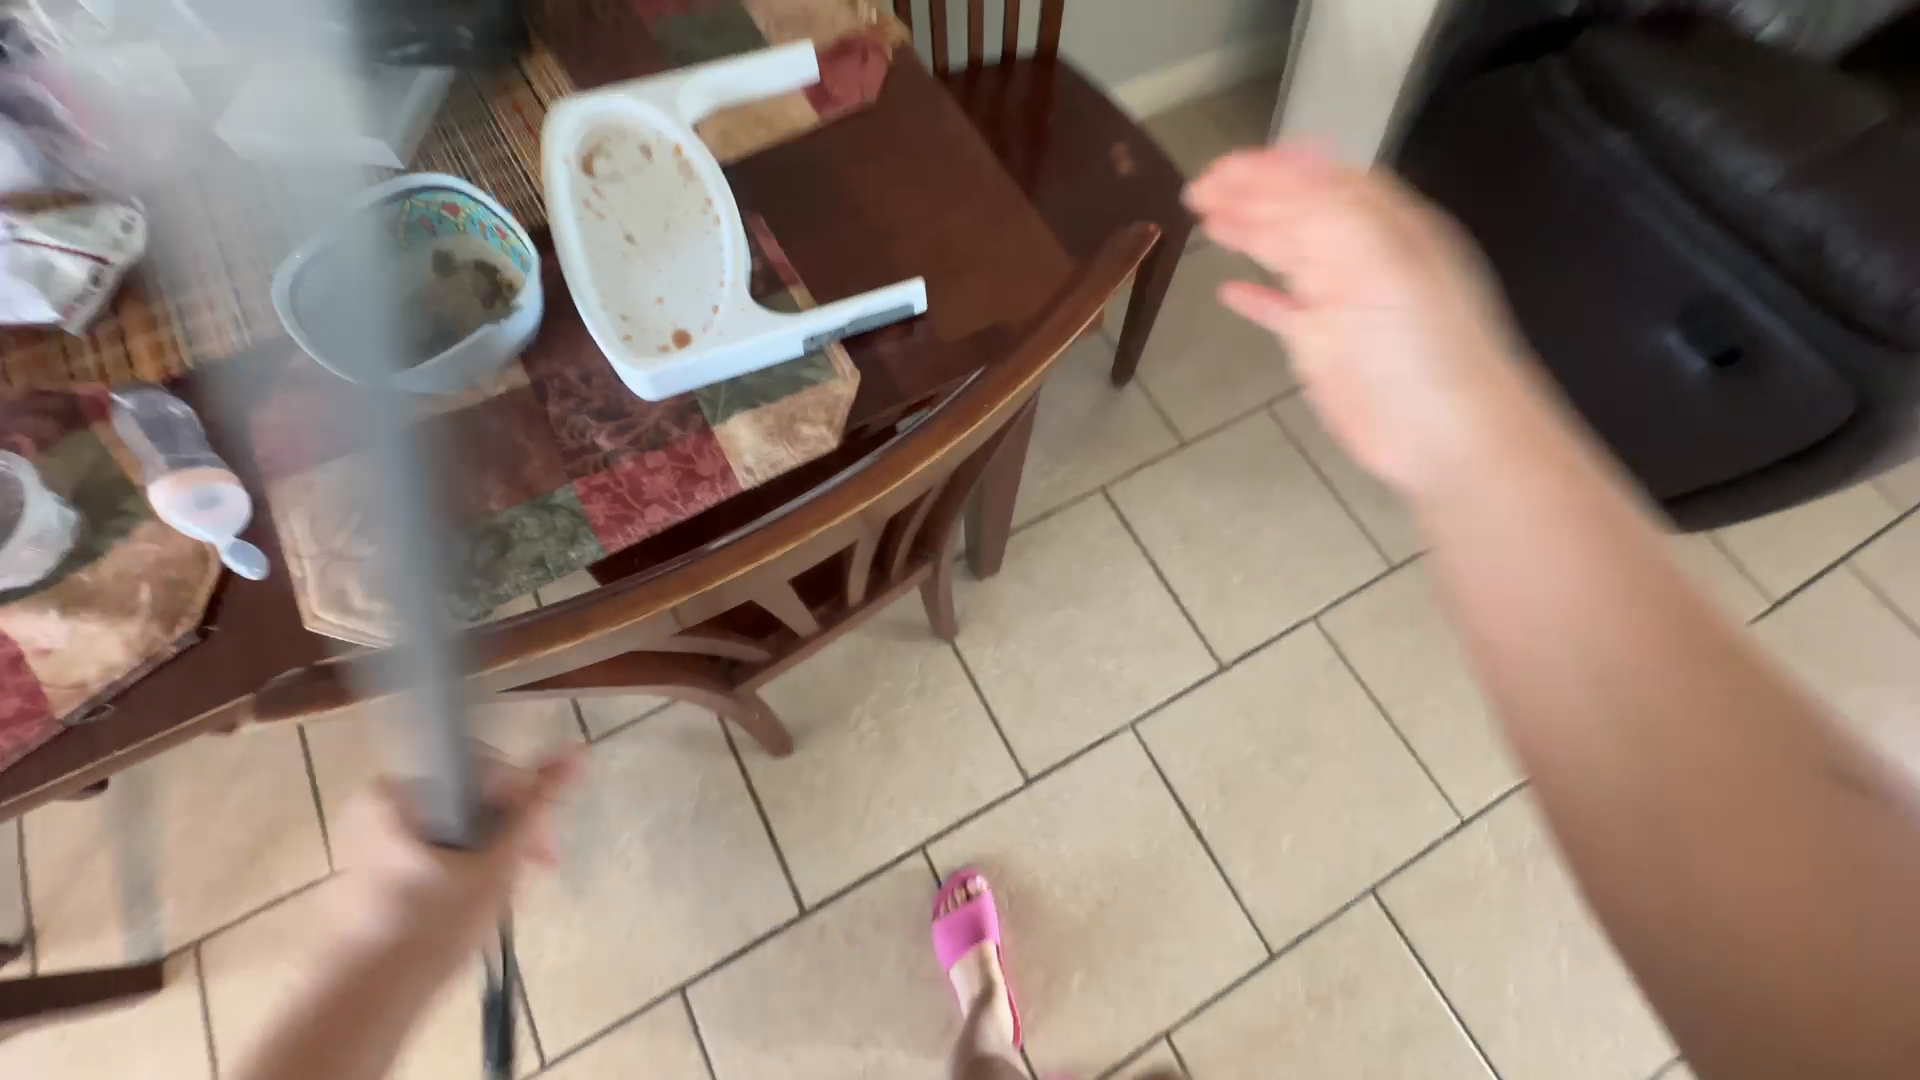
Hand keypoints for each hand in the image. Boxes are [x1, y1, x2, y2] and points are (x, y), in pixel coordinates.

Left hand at [326, 751, 580, 981]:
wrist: (361, 1008)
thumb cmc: (432, 923)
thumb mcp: (499, 857)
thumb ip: (539, 802)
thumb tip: (577, 750)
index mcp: (396, 791)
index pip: (484, 768)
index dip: (524, 798)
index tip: (541, 837)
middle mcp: (380, 808)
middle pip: (473, 799)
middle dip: (512, 830)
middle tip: (538, 864)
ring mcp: (375, 842)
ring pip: (461, 827)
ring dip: (495, 851)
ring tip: (509, 889)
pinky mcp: (377, 874)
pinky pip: (440, 851)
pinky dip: (468, 867)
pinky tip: (481, 900)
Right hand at [1185, 145, 1543, 495]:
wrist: (1445, 432)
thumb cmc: (1421, 347)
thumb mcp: (1385, 266)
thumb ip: (1335, 214)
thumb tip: (1288, 168)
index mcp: (1383, 228)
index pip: (1321, 181)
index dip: (1271, 169)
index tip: (1218, 169)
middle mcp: (1360, 256)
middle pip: (1298, 211)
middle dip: (1250, 194)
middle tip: (1198, 190)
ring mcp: (1339, 302)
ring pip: (1287, 254)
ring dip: (1249, 234)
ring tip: (1208, 222)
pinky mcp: (1323, 346)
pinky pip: (1282, 310)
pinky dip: (1256, 298)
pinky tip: (1228, 291)